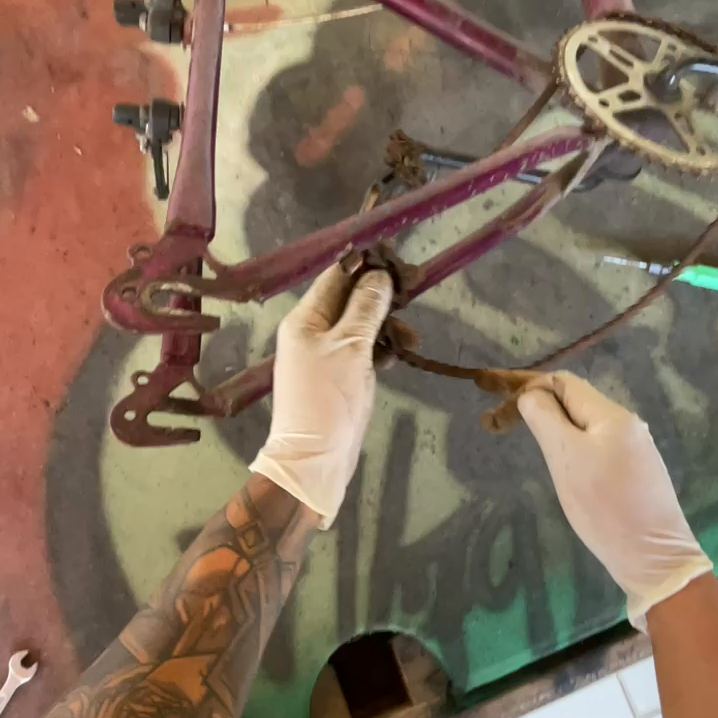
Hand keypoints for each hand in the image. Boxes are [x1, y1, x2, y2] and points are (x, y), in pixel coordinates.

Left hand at [250, 266, 393, 526]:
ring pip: (361, 325)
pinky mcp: (341, 376)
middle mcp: (313, 332)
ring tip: (410, 340)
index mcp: (305, 319)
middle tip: (412, 295)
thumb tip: (379, 275)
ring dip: (386, 326)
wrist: (315, 459)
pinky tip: (399, 354)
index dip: (364, 265)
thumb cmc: (327, 398)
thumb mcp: (349, 347)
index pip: (335, 276)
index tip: (397, 259)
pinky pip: (364, 350)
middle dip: (381, 297)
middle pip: (350, 300)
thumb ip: (366, 308)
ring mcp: (327, 355)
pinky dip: (382, 348)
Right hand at [518, 372, 712, 626]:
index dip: (526, 383)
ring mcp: (631, 448)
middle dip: (534, 402)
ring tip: (519, 434)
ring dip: (549, 422)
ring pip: (582, 423)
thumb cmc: (605, 506)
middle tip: (496, 418)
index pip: (563, 381)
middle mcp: (625, 424)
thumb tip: (530, 394)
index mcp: (611, 415)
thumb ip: (546, 418)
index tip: (494, 396)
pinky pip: (593, 443)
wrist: (653, 558)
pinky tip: (555, 457)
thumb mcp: (567, 458)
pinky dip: (566, 441)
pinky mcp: (632, 471)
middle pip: (573, 400)